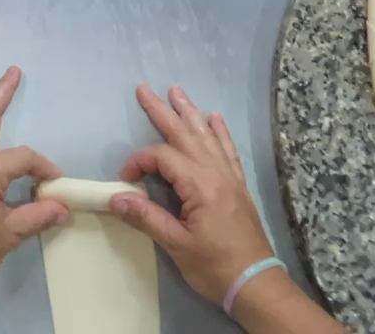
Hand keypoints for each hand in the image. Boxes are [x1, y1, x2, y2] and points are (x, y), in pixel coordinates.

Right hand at [109, 84, 274, 303]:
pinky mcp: (238, 186)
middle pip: (184, 134)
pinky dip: (221, 132)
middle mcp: (215, 173)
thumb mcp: (176, 245)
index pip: (161, 158)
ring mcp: (229, 178)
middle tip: (144, 89)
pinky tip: (215, 118)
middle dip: (162, 110)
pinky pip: (228, 151)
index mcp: (199, 185)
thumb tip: (115, 196)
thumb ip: (146, 217)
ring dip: (189, 113)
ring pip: (206, 136)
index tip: (125, 179)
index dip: (139, 162)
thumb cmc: (215, 266)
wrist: (258, 286)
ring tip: (177, 91)